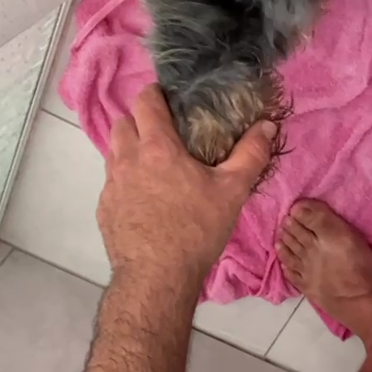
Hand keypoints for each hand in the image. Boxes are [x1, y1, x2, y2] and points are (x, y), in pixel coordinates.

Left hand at [98, 85, 275, 291]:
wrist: (157, 277)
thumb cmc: (196, 230)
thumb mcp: (232, 191)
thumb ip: (250, 154)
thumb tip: (267, 125)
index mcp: (157, 148)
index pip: (145, 102)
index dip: (155, 94)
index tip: (170, 100)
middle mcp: (127, 160)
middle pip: (123, 123)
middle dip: (140, 121)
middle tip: (165, 134)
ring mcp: (111, 186)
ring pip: (114, 153)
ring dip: (131, 150)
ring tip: (156, 167)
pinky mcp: (105, 210)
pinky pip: (113, 184)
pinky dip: (127, 182)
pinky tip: (147, 201)